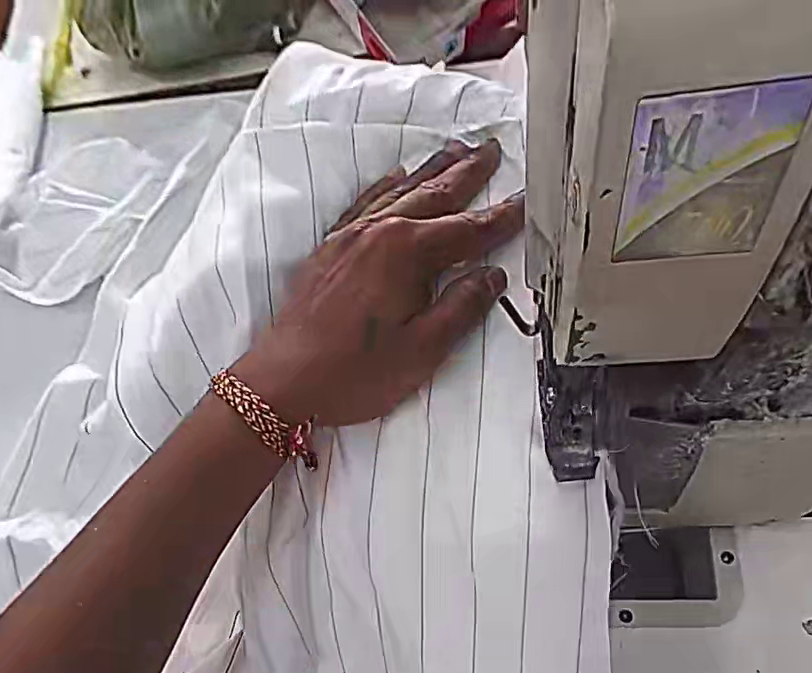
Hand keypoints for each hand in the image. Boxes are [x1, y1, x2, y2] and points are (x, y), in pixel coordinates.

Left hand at [230, 138, 523, 427]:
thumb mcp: (423, 350)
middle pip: (433, 196)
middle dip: (466, 174)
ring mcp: (349, 238)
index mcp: (406, 255)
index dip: (500, 219)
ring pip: (400, 193)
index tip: (525, 204)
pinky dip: (387, 187)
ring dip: (430, 172)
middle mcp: (377, 235)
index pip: (467, 231)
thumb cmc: (355, 373)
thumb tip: (491, 278)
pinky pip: (365, 203)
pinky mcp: (330, 251)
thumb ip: (461, 309)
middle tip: (490, 151)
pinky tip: (395, 179)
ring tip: (453, 153)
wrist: (286, 381)